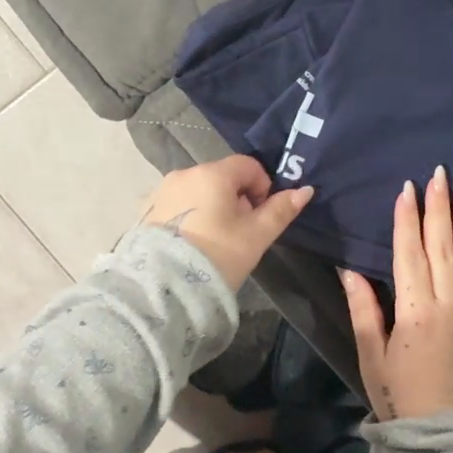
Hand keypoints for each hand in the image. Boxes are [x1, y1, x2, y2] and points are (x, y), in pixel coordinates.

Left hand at [140, 156, 313, 290]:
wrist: (164, 287)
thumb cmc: (217, 255)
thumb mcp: (256, 235)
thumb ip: (280, 210)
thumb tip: (305, 190)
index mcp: (212, 174)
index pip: (247, 165)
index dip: (261, 186)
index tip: (259, 214)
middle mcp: (184, 173)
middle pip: (221, 176)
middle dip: (236, 198)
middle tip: (240, 231)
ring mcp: (162, 190)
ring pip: (199, 189)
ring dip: (212, 205)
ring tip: (215, 239)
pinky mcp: (147, 209)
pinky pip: (178, 203)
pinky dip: (189, 214)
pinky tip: (192, 241)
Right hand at [341, 167, 452, 420]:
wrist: (446, 436)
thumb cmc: (400, 395)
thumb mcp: (371, 354)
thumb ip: (363, 308)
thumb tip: (349, 268)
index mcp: (414, 309)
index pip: (409, 252)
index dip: (406, 219)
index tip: (406, 189)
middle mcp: (447, 302)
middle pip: (441, 245)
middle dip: (439, 207)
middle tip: (439, 174)